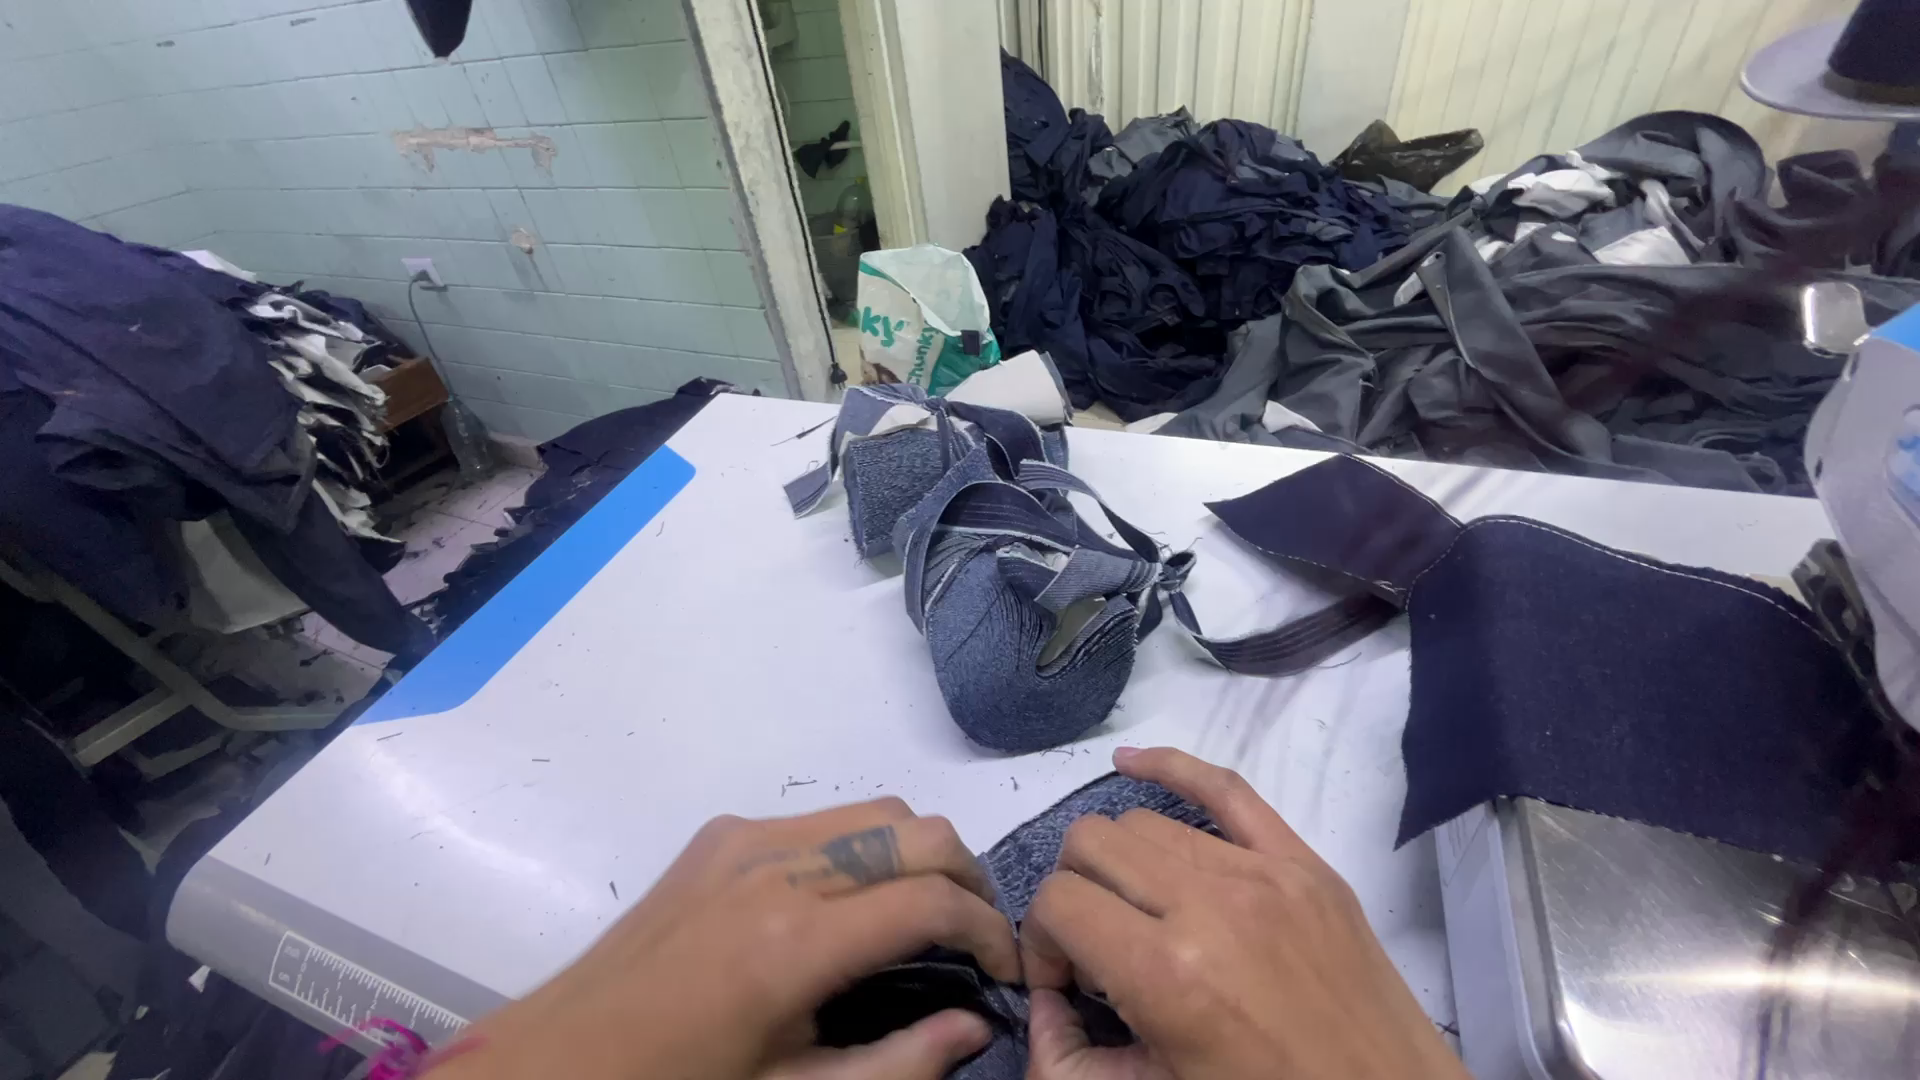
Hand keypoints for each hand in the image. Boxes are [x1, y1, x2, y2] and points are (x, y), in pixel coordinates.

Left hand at [427, 798, 1018, 1079]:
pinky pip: (822, 819)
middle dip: (967, 876)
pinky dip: (864, 847)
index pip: (930, 902)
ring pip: (876, 809)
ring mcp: (746, 836)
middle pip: (916, 830)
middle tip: (976, 934)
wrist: (551, 1068)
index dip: (988, 931)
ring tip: (925, 910)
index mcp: (793, 943)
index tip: (1007, 967)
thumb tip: (977, 1023)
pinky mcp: (722, 831)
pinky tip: (850, 901)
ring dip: (919, 853)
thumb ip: (899, 1063)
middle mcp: (777, 865)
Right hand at [1021, 748, 1466, 1079]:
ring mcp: (1263, 872)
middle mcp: (1209, 904)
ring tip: (1135, 909)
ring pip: (1142, 820)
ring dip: (1117, 862)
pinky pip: (1225, 787)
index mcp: (1169, 975)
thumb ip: (1069, 1065)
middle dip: (1071, 889)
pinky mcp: (1304, 862)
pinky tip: (1129, 762)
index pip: (1060, 901)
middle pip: (1091, 842)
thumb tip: (1040, 1003)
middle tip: (1094, 944)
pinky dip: (1169, 765)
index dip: (1042, 938)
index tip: (1063, 979)